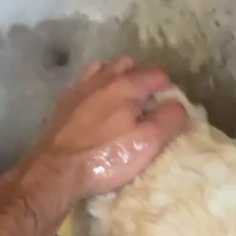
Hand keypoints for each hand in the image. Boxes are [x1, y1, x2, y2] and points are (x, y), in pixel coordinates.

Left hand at [16, 57, 188, 208]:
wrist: (56, 171)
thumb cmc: (106, 157)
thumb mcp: (148, 143)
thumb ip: (169, 120)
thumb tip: (180, 105)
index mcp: (127, 86)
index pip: (156, 74)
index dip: (168, 87)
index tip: (170, 105)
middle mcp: (103, 79)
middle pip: (127, 64)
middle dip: (141, 76)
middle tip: (147, 101)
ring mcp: (80, 89)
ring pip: (102, 69)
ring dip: (115, 77)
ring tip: (120, 99)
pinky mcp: (63, 104)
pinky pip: (83, 85)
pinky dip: (93, 89)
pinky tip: (94, 107)